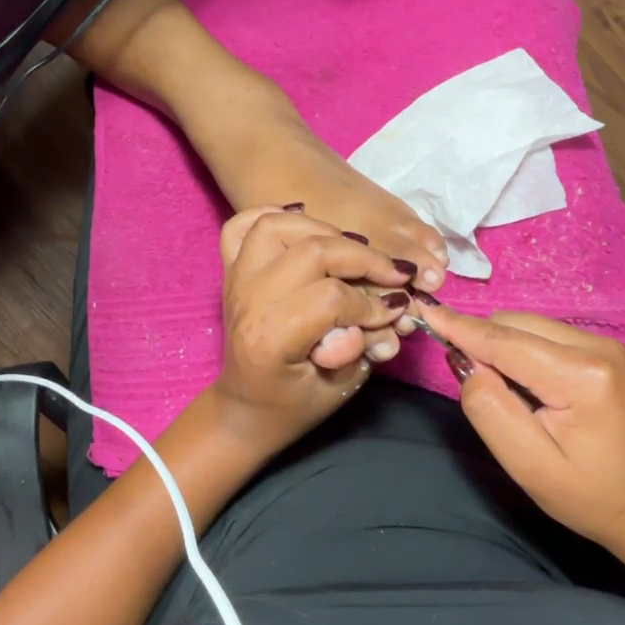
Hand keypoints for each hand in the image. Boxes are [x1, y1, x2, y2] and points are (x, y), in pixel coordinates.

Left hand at [211, 207, 415, 453]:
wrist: (243, 409)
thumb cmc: (292, 405)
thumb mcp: (338, 387)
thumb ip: (364, 344)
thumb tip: (388, 308)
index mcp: (269, 338)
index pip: (330, 297)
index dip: (369, 304)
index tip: (393, 315)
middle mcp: (247, 300)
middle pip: (311, 251)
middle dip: (363, 258)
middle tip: (394, 275)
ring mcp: (235, 280)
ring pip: (276, 226)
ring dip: (324, 230)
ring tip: (354, 248)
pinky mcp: (231, 270)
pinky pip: (242, 225)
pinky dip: (273, 215)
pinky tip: (307, 224)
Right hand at [418, 303, 624, 572]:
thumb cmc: (594, 499)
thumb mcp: (530, 465)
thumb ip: (490, 408)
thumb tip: (465, 362)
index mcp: (582, 374)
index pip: (503, 340)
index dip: (459, 326)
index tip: (421, 308)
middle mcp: (598, 346)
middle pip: (515, 324)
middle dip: (481, 340)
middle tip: (464, 379)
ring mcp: (607, 346)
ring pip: (530, 326)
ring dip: (501, 346)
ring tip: (500, 392)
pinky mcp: (607, 353)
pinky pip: (547, 336)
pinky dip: (522, 351)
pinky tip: (525, 386)